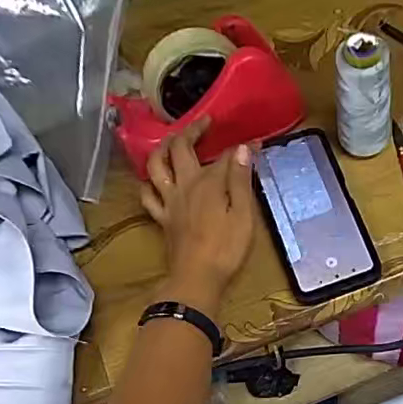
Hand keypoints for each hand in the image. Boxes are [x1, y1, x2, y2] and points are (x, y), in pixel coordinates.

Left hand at [140, 118, 257, 313]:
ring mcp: (169, 201)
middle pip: (180, 149)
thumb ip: (241, 181)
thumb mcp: (243, 215)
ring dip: (162, 148)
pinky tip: (154, 180)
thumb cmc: (226, 249)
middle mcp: (184, 185)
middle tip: (204, 124)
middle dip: (192, 131)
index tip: (255, 143)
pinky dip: (148, 182)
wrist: (197, 279)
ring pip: (155, 165)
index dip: (240, 148)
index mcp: (207, 183)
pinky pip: (147, 195)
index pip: (224, 156)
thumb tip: (242, 148)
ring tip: (171, 141)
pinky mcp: (161, 218)